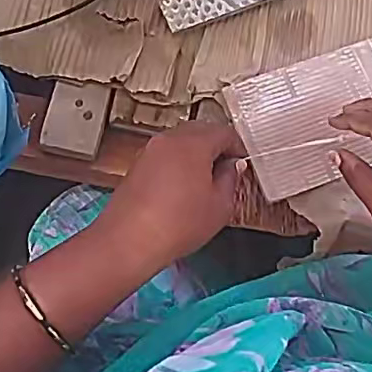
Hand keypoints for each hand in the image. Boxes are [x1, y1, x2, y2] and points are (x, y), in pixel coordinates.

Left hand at [93, 121, 243, 269]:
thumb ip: (230, 179)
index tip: (243, 161)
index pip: (224, 132)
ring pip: (180, 142)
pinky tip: (182, 189)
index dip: (238, 146)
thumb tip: (231, 166)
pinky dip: (177, 164)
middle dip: (216, 147)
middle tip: (227, 170)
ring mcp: (150, 151)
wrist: (129, 240)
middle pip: (200, 131)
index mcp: (193, 143)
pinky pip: (164, 155)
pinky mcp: (137, 165)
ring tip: (205, 182)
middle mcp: (169, 140)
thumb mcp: (219, 206)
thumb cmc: (178, 224)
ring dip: (195, 155)